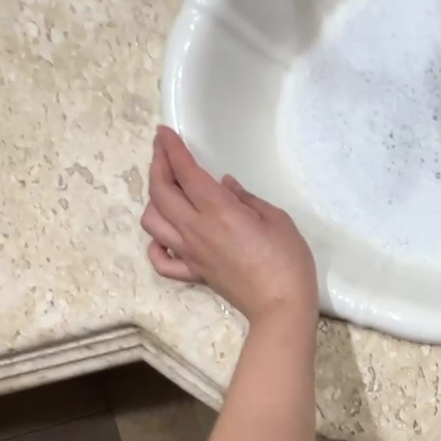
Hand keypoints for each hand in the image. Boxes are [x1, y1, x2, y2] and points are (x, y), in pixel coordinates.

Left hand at [141, 126, 318, 327]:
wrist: (282, 307)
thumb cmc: (288, 263)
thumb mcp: (277, 219)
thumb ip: (247, 199)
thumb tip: (226, 187)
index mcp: (218, 211)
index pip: (185, 172)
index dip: (171, 149)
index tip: (165, 134)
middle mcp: (196, 230)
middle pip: (160, 192)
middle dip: (157, 165)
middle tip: (163, 152)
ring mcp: (192, 254)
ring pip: (153, 221)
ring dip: (154, 201)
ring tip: (168, 191)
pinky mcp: (195, 274)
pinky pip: (161, 260)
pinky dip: (155, 245)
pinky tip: (165, 236)